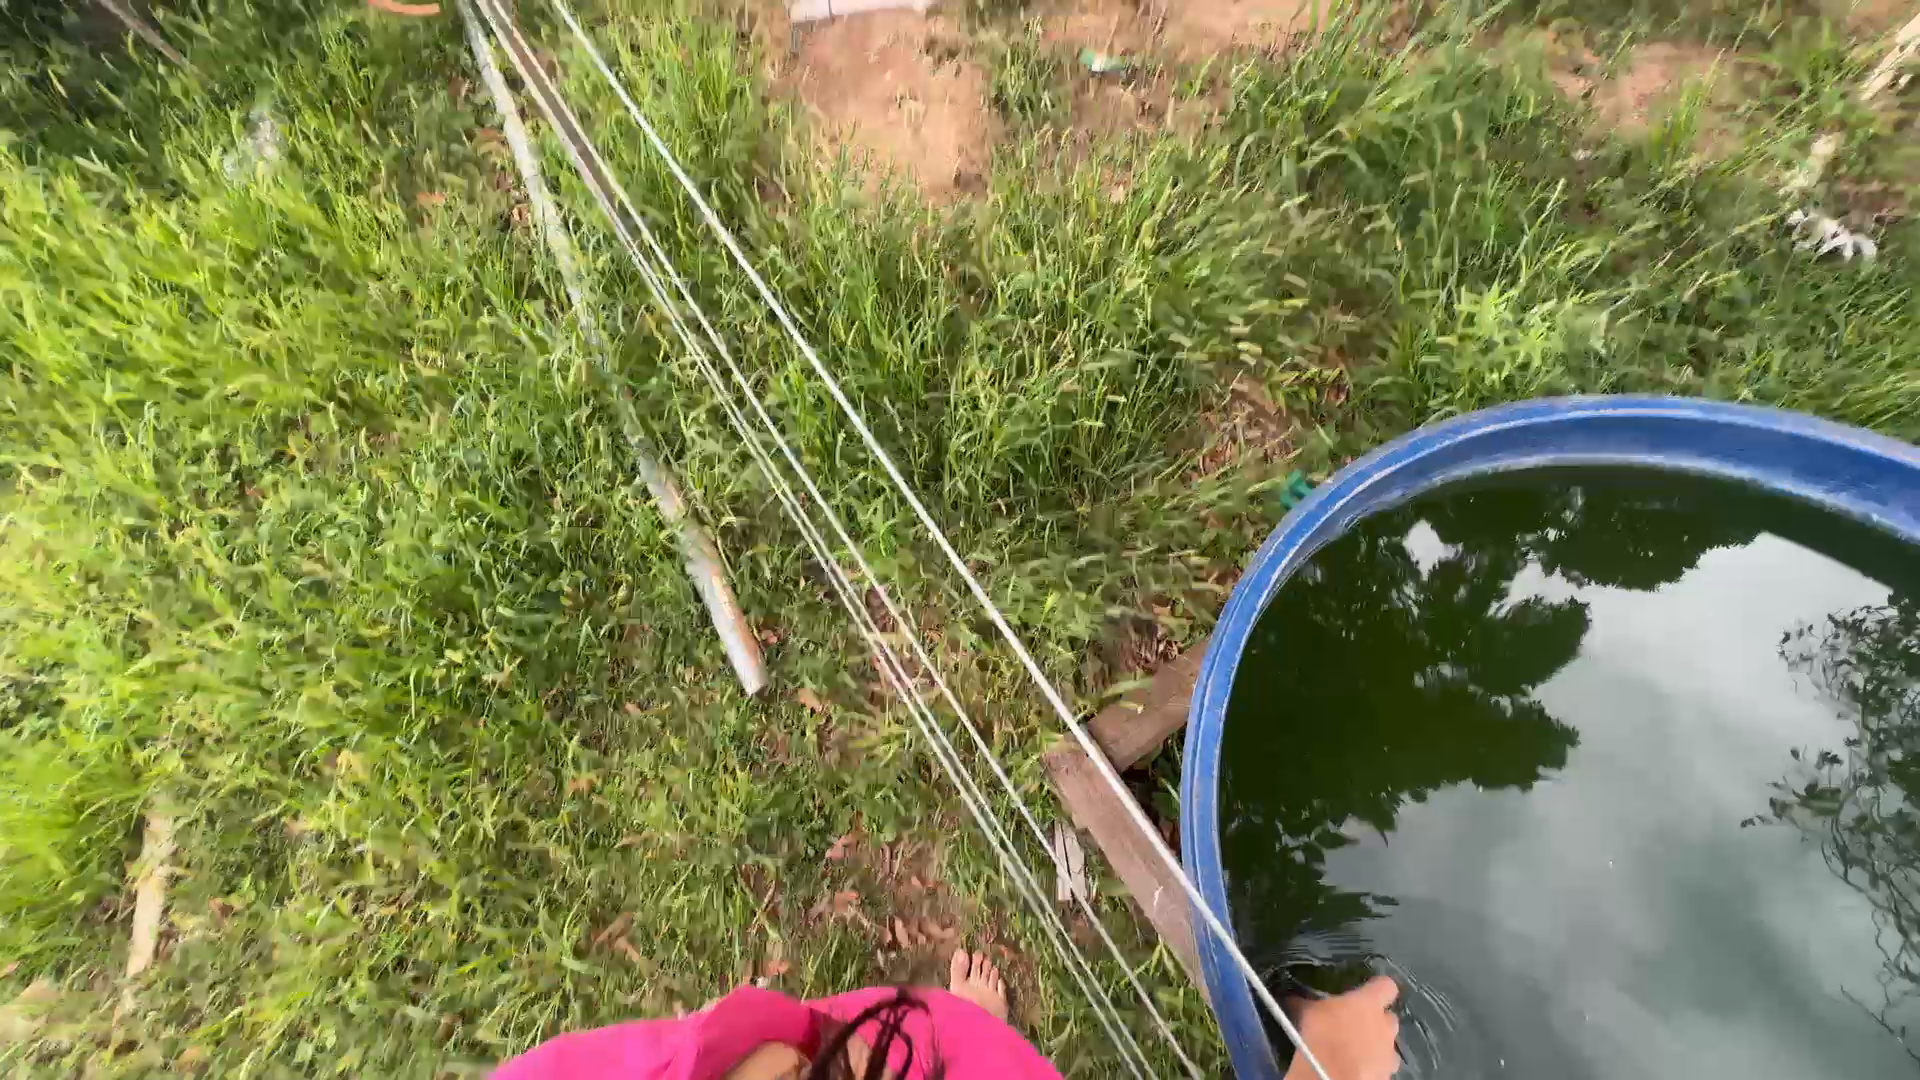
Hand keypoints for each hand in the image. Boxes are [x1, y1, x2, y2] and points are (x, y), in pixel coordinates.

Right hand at [1281, 975, 1400, 1079]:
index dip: (1379, 987)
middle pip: (1390, 1018)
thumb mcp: (1308, 1011)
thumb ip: (1307, 1002)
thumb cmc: (1322, 1033)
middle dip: (1377, 1020)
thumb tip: (1292, 998)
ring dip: (1377, 1045)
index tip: (1369, 989)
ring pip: (1388, 1045)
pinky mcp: (1387, 1075)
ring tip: (1357, 1048)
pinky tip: (1356, 1066)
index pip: (1386, 986)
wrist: (1332, 1075)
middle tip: (1357, 1022)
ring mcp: (1389, 1053)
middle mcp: (1385, 1026)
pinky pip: (1383, 1066)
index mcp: (1369, 1003)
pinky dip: (1373, 1065)